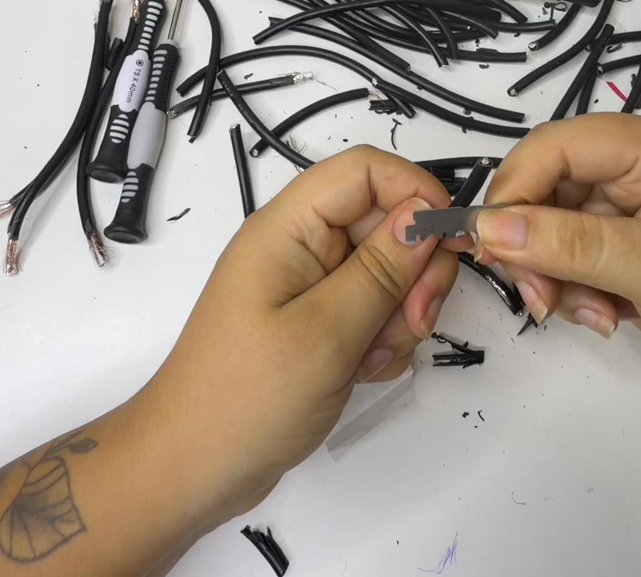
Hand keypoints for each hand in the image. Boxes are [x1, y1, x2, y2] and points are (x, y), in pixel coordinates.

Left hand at [129, 145, 455, 529]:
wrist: (192, 470)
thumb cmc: (245, 398)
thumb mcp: (325, 332)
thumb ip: (381, 270)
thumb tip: (425, 213)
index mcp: (288, 227)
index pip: (364, 170)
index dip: (413, 190)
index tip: (448, 239)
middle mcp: (300, 245)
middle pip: (383, 221)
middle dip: (413, 268)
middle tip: (416, 319)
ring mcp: (309, 283)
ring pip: (386, 269)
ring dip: (399, 312)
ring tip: (374, 357)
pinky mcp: (317, 319)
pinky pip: (372, 307)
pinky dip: (382, 336)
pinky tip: (365, 371)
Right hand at [477, 113, 640, 395]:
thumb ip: (577, 247)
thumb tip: (490, 228)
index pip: (558, 145)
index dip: (517, 186)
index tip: (493, 244)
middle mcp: (628, 166)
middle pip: (541, 183)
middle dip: (530, 242)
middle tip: (539, 298)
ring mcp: (616, 206)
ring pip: (539, 223)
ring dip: (548, 274)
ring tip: (590, 314)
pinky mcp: (607, 243)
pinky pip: (554, 254)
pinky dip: (563, 289)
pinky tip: (603, 315)